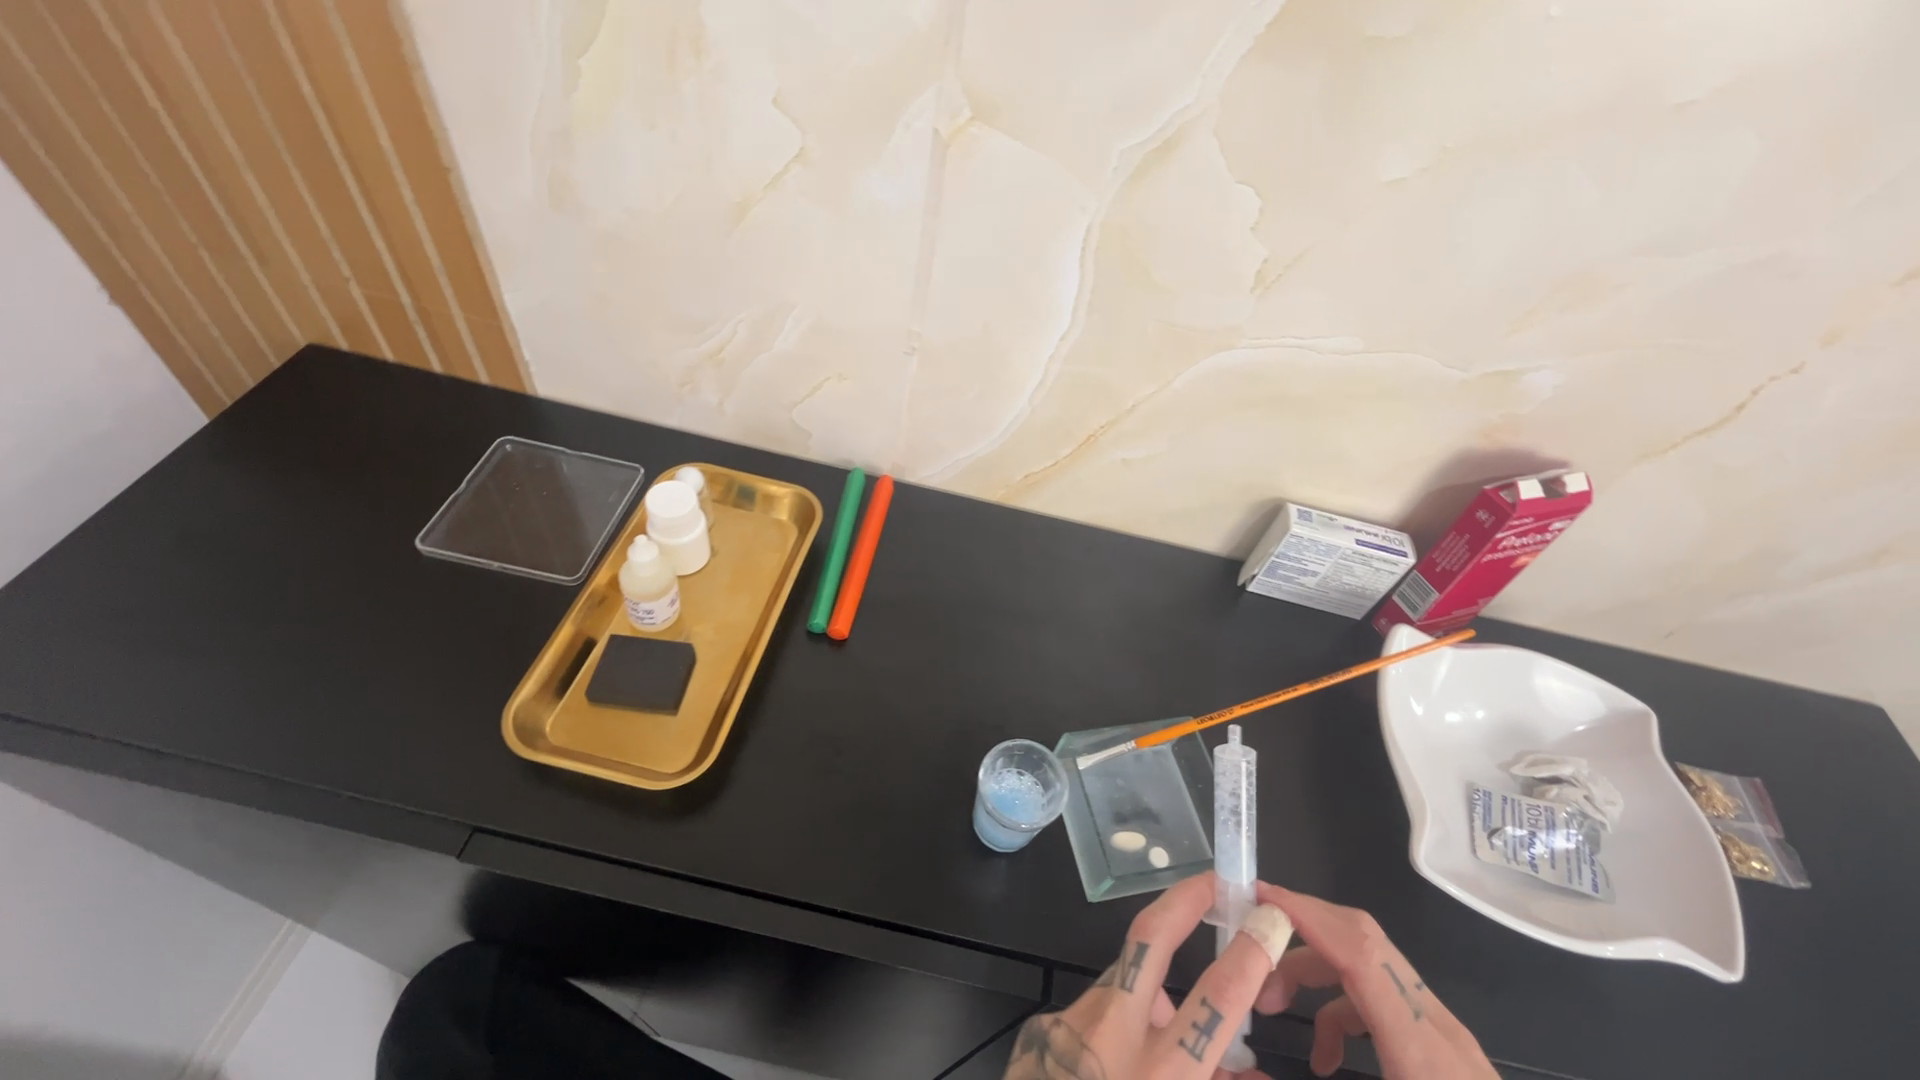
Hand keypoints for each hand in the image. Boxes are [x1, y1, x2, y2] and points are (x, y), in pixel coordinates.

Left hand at [1002, 873, 1290, 1079]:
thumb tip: (1251, 1072)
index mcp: (1159, 1074)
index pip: (1214, 1002)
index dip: (1247, 957)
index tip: (1272, 921)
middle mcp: (1112, 1037)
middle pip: (1148, 943)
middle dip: (1184, 901)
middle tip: (1215, 879)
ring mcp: (1075, 1024)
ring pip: (1127, 979)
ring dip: (1158, 979)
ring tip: (1179, 1019)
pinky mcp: (1050, 1027)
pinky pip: (1103, 1008)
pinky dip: (1130, 1016)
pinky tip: (1137, 1041)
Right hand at [1253, 884, 1496, 1078]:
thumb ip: (1325, 1074)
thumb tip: (1250, 1078)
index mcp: (1418, 1051)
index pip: (1358, 953)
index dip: (1304, 916)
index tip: (1254, 899)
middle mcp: (1434, 1026)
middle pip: (1363, 941)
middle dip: (1299, 930)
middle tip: (1249, 951)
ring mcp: (1442, 1033)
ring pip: (1369, 966)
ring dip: (1314, 971)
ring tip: (1272, 1007)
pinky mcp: (1442, 1048)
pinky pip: (1382, 999)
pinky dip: (1340, 1008)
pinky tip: (1327, 1058)